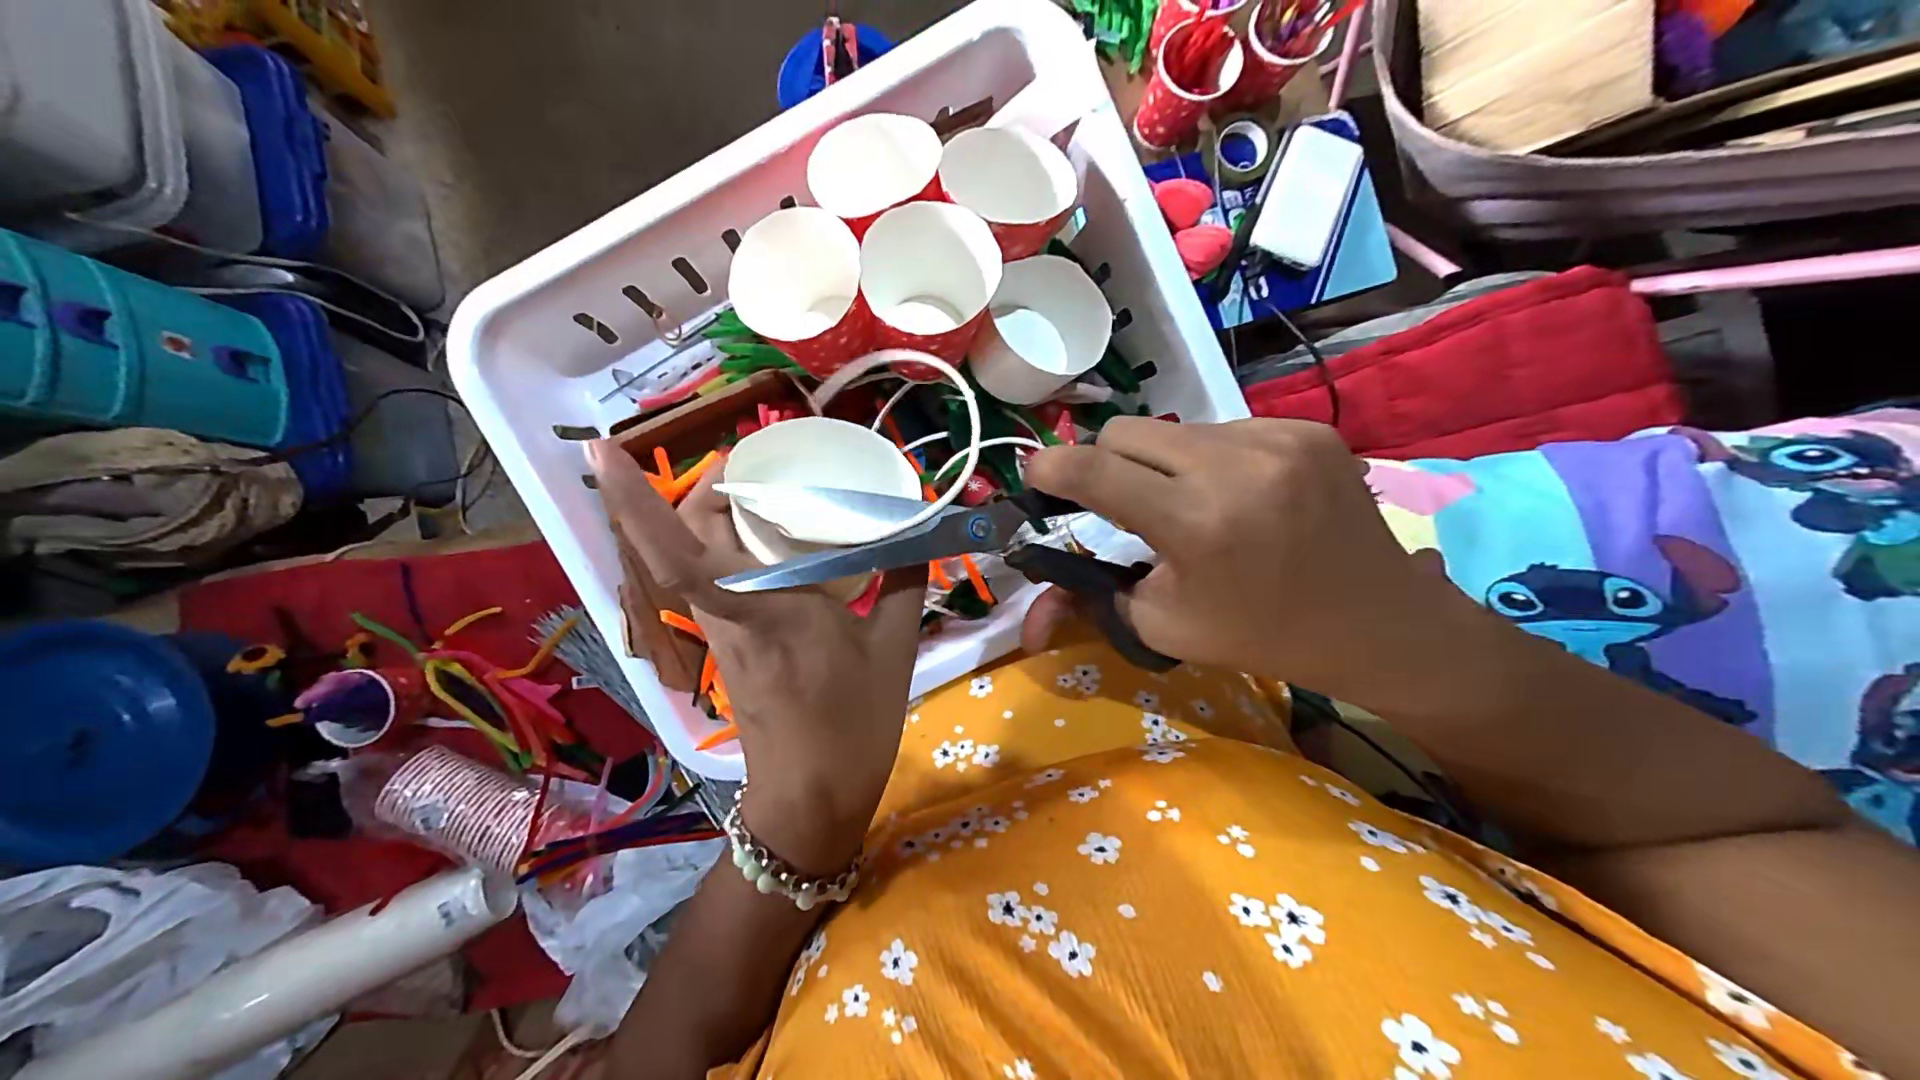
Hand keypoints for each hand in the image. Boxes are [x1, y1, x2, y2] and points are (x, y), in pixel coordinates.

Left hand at [590, 441, 925, 872]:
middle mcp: (727, 612)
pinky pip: (714, 580)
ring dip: (712, 516)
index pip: (679, 551)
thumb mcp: (894, 646)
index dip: (633, 500)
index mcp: (763, 608)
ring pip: (693, 557)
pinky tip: (775, 544)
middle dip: (701, 488)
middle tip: (753, 459)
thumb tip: (917, 534)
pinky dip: (729, 548)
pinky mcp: (728, 646)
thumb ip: (905, 580)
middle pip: (680, 538)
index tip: (602, 450)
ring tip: (767, 489)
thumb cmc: (853, 723)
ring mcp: (722, 631)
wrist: (812, 799)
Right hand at [1023, 418, 1470, 710]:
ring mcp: (1276, 438)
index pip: (1096, 472)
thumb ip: (1093, 595)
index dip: (1051, 468)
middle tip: (1120, 503)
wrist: (1377, 623)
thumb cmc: (1260, 635)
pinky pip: (1222, 428)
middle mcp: (1235, 466)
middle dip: (1106, 464)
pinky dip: (1210, 460)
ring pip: (1172, 429)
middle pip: (1124, 432)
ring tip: (1192, 505)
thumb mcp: (1162, 628)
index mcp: (1197, 524)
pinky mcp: (1305, 428)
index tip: (1034, 476)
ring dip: (1161, 464)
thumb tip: (1038, 593)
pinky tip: (1240, 496)